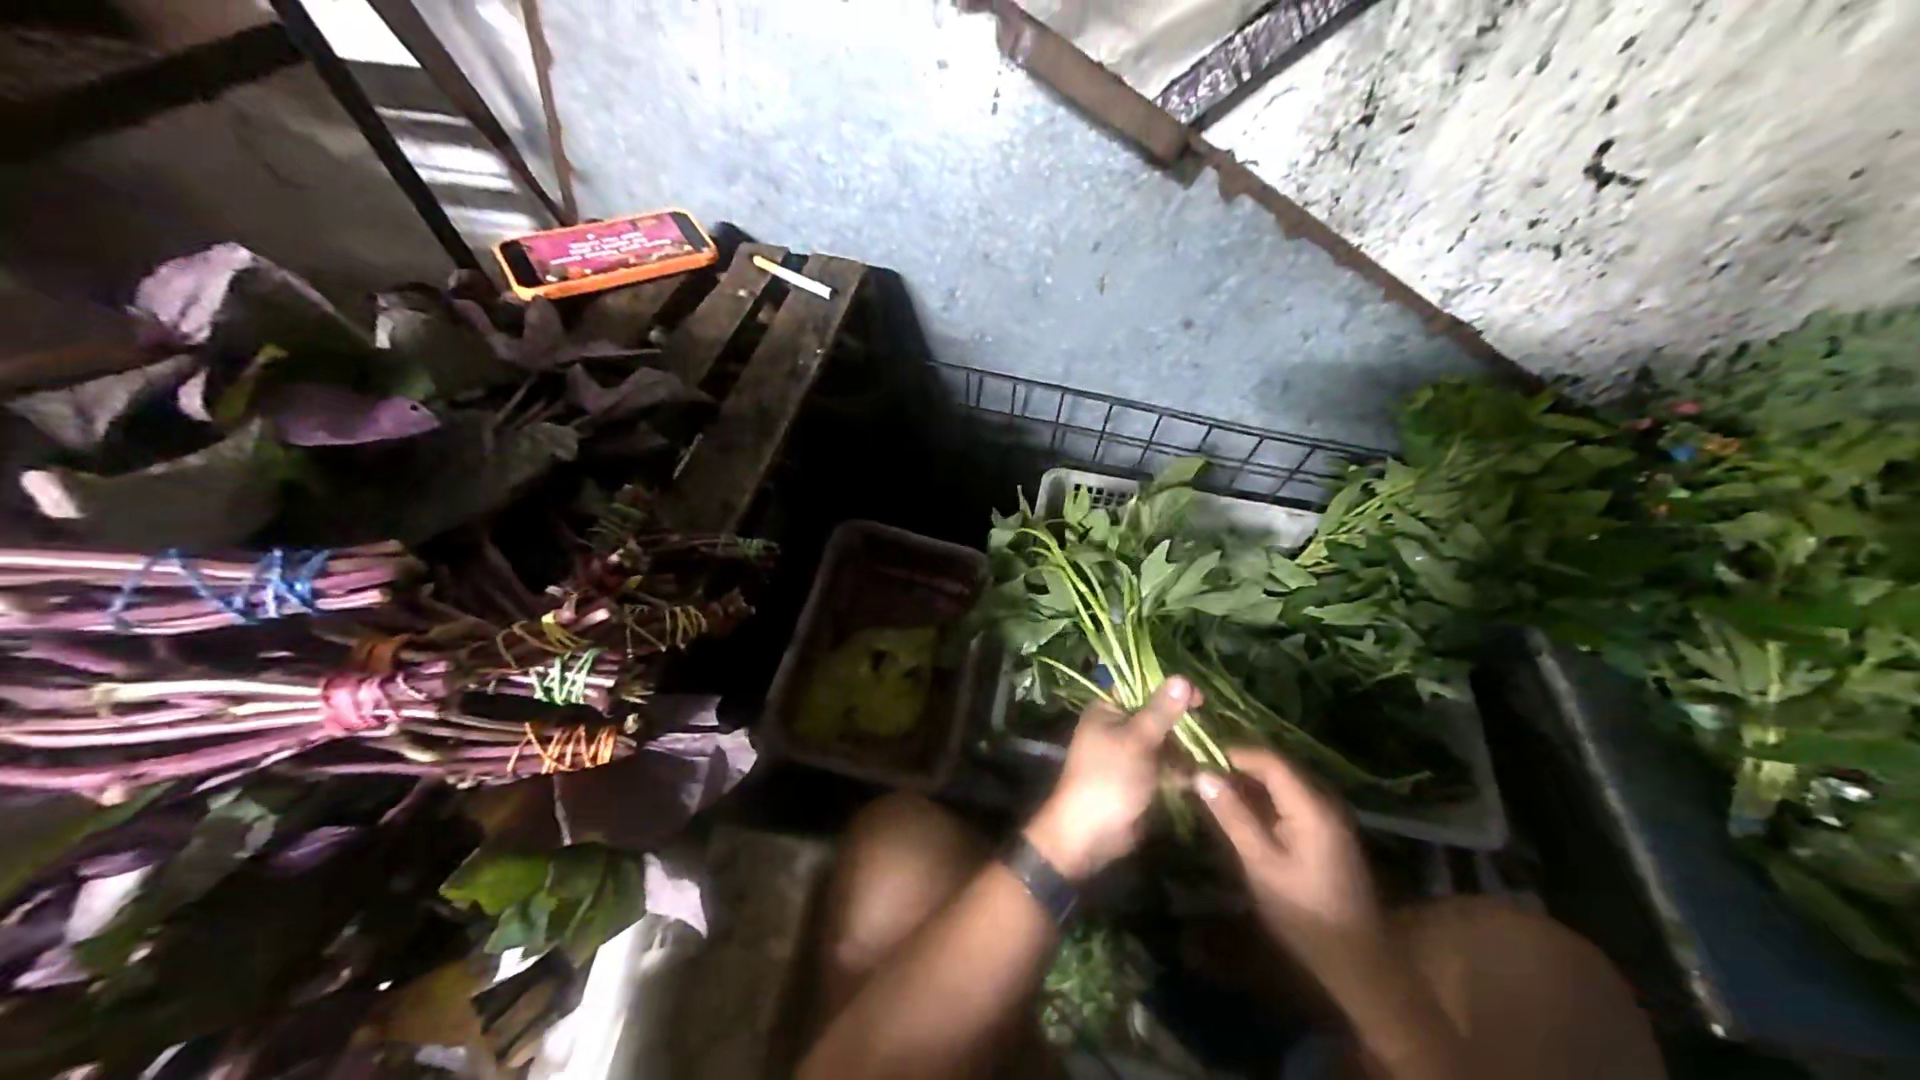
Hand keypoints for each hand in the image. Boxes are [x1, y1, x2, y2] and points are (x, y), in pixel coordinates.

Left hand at [1022, 677, 1195, 880]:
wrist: (1091, 834)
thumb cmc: (1108, 778)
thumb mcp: (1136, 740)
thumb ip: (1161, 711)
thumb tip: (1183, 678)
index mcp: (1106, 709)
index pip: (1140, 686)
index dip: (1169, 688)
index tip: (1201, 697)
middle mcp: (1117, 726)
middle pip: (1157, 714)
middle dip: (1184, 720)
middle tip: (1215, 725)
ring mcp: (1130, 753)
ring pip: (1166, 741)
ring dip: (1188, 745)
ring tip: (1218, 748)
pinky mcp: (1142, 777)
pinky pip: (1167, 765)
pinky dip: (1184, 767)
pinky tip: (1209, 770)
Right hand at [1194, 748, 1387, 966]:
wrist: (1355, 960)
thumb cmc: (1303, 911)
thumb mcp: (1260, 863)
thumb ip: (1232, 815)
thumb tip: (1201, 774)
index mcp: (1311, 807)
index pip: (1270, 761)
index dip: (1234, 754)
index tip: (1199, 759)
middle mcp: (1325, 803)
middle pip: (1277, 769)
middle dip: (1238, 769)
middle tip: (1202, 777)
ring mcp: (1328, 818)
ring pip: (1283, 785)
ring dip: (1249, 785)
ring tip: (1214, 792)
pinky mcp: (1326, 833)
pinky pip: (1291, 803)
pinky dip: (1263, 802)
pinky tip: (1240, 814)